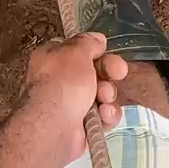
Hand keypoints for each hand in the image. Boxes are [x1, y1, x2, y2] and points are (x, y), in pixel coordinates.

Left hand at [18, 32, 127, 159]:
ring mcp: (69, 104)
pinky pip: (102, 116)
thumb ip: (87, 42)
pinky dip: (106, 115)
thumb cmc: (62, 84)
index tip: (104, 50)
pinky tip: (103, 115)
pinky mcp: (81, 125)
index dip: (92, 50)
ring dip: (108, 94)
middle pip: (93, 71)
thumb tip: (96, 39)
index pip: (74, 49)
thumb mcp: (75, 52)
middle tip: (118, 72)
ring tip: (104, 99)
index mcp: (50, 59)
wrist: (53, 128)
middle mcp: (58, 80)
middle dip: (108, 72)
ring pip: (101, 94)